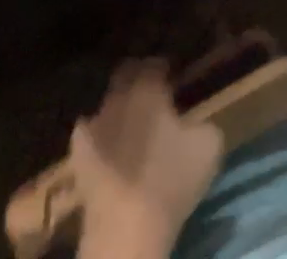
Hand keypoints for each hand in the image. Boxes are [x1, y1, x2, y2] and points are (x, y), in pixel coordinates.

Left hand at [71, 60, 223, 256]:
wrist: (126, 221)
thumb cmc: (172, 178)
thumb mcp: (209, 146)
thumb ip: (204, 122)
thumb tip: (196, 121)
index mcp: (148, 90)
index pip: (154, 65)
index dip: (163, 67)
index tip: (171, 74)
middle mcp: (117, 97)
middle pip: (124, 75)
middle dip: (137, 78)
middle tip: (150, 91)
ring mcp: (93, 122)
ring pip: (107, 104)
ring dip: (119, 108)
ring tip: (131, 124)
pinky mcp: (78, 149)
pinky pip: (90, 132)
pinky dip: (101, 135)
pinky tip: (110, 147)